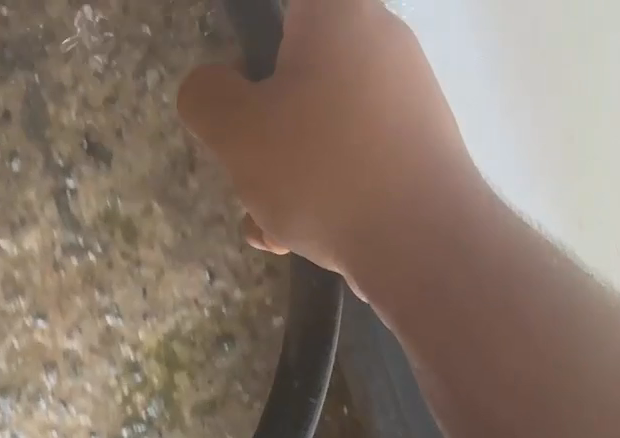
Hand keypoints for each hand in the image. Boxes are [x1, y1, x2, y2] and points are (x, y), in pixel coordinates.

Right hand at [177, 0, 482, 278]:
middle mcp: (378, 44)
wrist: (412, 232)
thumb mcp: (235, 130)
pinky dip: (302, 185)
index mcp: (339, 22)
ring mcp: (396, 95)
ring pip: (308, 118)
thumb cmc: (317, 165)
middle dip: (256, 109)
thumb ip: (207, 96)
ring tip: (259, 206)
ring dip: (272, 161)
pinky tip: (286, 227)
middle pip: (297, 60)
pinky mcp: (402, 141)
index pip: (293, 2)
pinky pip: (333, 152)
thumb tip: (208, 82)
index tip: (238, 55)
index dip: (259, 22)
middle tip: (233, 145)